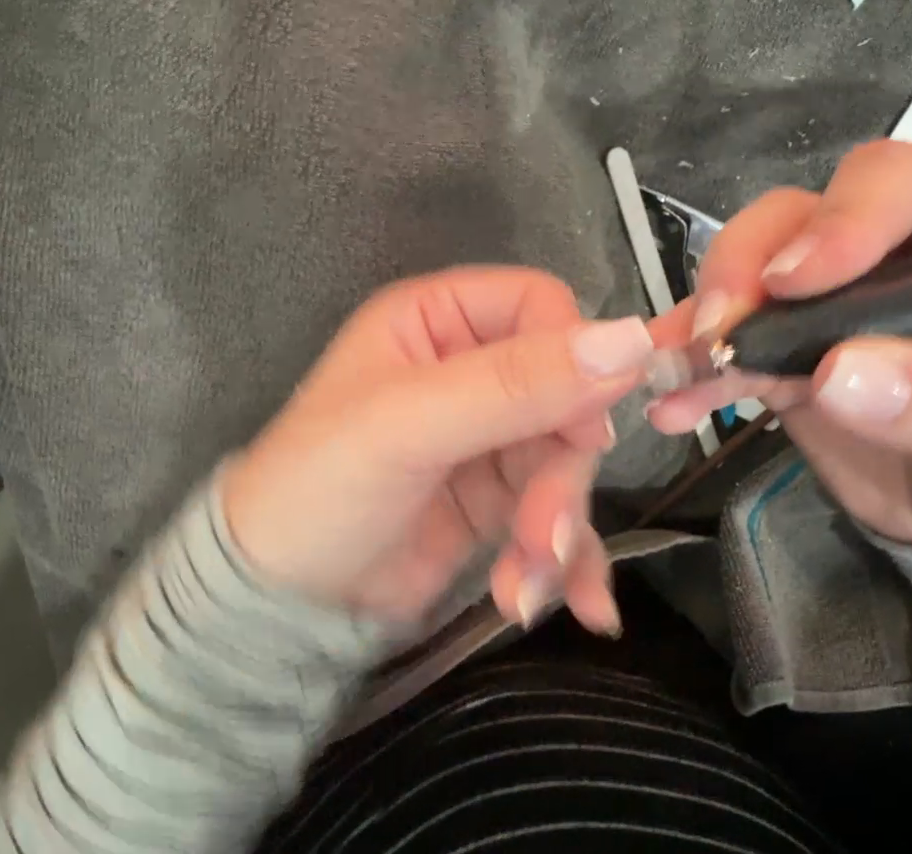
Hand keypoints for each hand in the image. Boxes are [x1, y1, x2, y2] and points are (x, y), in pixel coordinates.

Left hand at [222, 266, 650, 631]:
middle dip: (562, 474)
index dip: (576, 361)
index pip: (541, 307)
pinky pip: (556, 512)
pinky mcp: (496, 499)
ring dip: (559, 526)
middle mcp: (467, 367)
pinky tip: (576, 604)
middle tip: (544, 538)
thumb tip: (634, 342)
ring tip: (524, 586)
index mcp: (436, 319)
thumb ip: (515, 384)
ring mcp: (486, 436)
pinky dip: (566, 557)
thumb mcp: (409, 425)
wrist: (277, 604)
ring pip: (567, 461)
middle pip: (567, 394)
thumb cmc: (320, 489)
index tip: (583, 431)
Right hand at [646, 141, 911, 552]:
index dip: (841, 216)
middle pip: (793, 220)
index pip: (895, 185)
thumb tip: (841, 372)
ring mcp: (822, 307)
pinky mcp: (780, 355)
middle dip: (743, 268)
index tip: (795, 282)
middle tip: (716, 331)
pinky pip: (723, 346)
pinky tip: (672, 406)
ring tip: (673, 371)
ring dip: (702, 319)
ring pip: (744, 273)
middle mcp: (879, 259)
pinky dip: (692, 371)